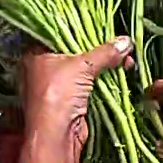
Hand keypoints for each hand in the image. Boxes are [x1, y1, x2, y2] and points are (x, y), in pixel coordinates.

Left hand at [21, 38, 132, 154]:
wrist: (56, 134)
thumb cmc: (58, 93)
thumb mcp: (82, 66)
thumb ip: (104, 53)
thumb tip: (126, 41)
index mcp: (36, 54)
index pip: (60, 33)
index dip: (83, 29)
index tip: (105, 27)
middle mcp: (44, 67)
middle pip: (76, 52)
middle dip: (101, 49)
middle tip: (121, 46)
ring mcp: (57, 85)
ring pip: (85, 69)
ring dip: (105, 65)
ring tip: (126, 59)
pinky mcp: (70, 100)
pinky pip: (89, 84)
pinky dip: (104, 79)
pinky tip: (120, 73)